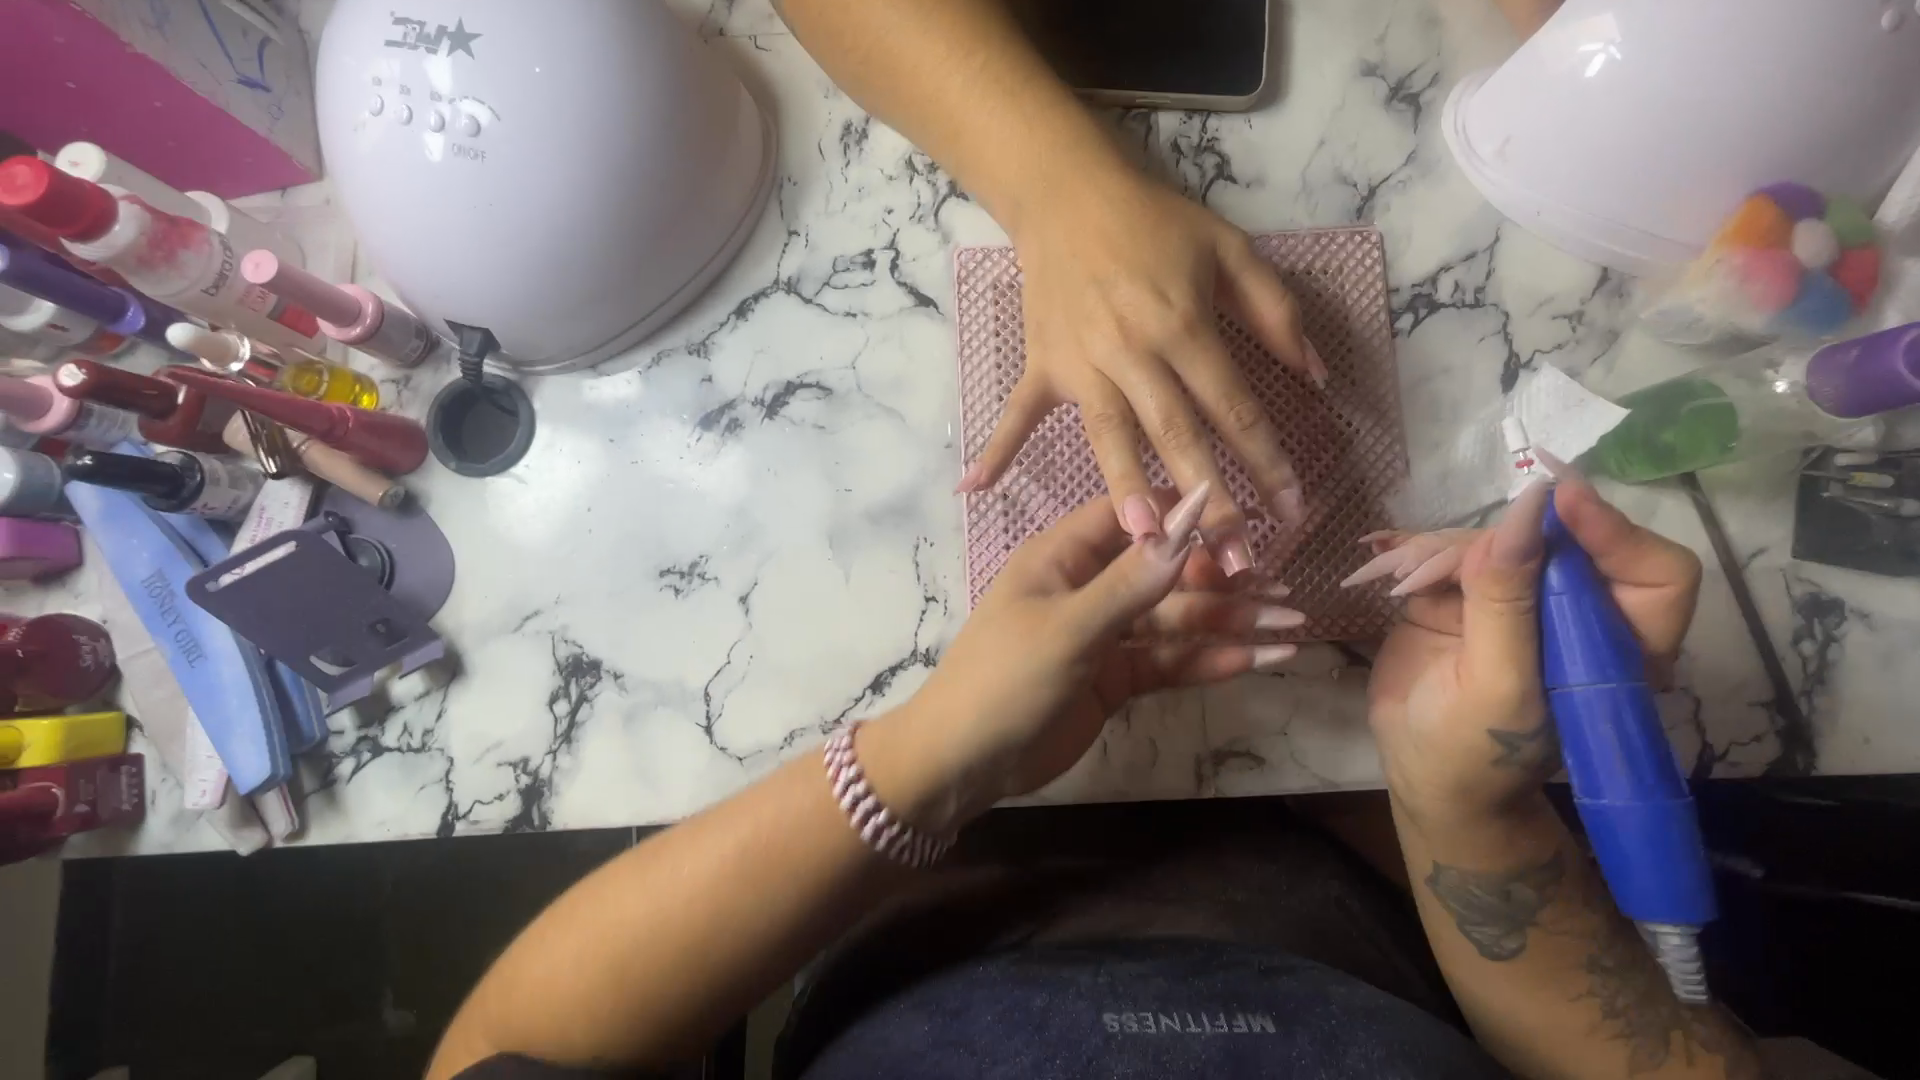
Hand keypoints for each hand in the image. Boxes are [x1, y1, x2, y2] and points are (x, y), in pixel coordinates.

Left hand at [864, 485, 1302, 833]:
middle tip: (1282, 589)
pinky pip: (1166, 662)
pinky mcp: (1113, 678)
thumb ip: (1132, 582)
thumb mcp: (1068, 628)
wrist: (965, 761)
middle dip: (1220, 581)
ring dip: (1227, 624)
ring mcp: (1102, 635)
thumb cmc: (1004, 680)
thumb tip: (1189, 517)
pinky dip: (1206, 662)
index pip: (1131, 519)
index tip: (1244, 525)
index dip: (1184, 518)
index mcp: (1062, 557)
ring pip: (1173, 621)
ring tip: (1291, 627)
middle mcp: (1087, 587)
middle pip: (1162, 573)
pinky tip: (1255, 660)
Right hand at [959, 171, 1325, 575]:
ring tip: (1143, 543)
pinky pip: (1019, 414)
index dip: (1267, 460)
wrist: (1071, 196)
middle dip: (1207, 500)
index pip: (1233, 406)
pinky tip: (975, 488)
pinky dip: (997, 449)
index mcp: (1184, 327)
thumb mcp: (1231, 250)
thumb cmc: (1155, 225)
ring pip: (1109, 437)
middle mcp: (1133, 354)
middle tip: (1229, 559)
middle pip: (1176, 437)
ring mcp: (1080, 366)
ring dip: (1126, 488)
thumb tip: (1318, 377)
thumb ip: (1276, 313)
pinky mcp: (1042, 368)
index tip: (1292, 510)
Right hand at [1363, 472, 1701, 829]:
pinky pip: (1441, 557)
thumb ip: (1508, 601)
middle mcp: (1571, 613)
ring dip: (1432, 554)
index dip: (1611, 529)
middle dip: (1487, 545)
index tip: (1553, 497)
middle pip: (1551, 543)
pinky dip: (1405, 554)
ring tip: (1392, 581)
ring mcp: (1512, 602)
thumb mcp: (1496, 683)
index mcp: (1616, 644)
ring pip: (1487, 544)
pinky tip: (1375, 559)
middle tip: (1424, 569)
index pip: (1650, 570)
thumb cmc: (1475, 752)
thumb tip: (1523, 510)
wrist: (1420, 774)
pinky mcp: (1460, 598)